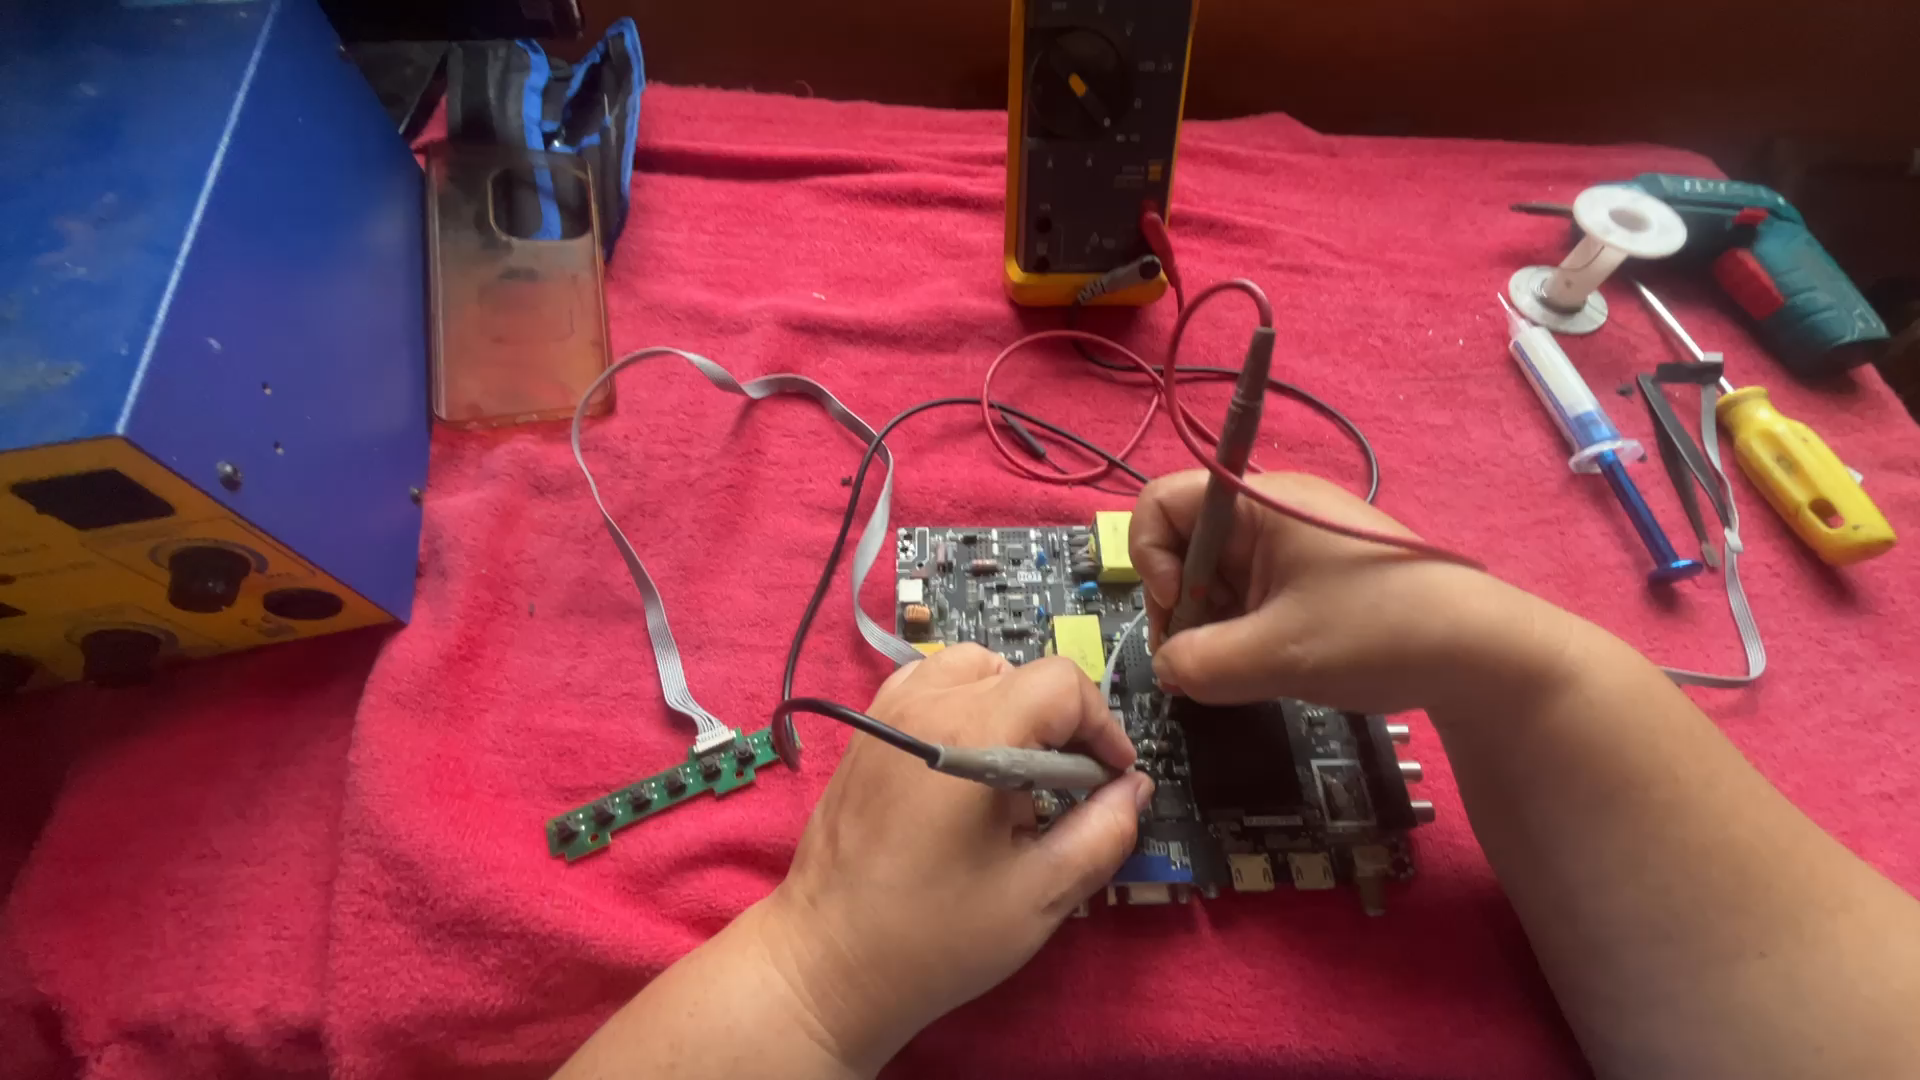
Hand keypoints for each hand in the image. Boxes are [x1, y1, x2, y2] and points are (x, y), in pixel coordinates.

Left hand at [757, 647, 1150, 1073]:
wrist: (827, 961)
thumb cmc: (935, 936)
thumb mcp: (1039, 894)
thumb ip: (1102, 832)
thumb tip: (1135, 787)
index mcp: (973, 735)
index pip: (1061, 683)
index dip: (1102, 724)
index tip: (1111, 775)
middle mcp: (928, 702)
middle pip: (1022, 672)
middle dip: (1061, 720)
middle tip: (1066, 782)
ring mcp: (890, 707)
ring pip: (976, 665)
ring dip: (1013, 702)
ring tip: (1016, 765)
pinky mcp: (869, 723)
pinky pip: (931, 680)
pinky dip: (964, 700)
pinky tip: (965, 756)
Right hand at [1129, 470, 1573, 714]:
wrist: (1487, 658)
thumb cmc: (1380, 633)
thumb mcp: (1277, 654)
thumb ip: (1198, 663)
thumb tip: (1165, 669)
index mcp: (1257, 502)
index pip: (1160, 502)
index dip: (1149, 555)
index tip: (1182, 606)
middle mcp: (1265, 513)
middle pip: (1182, 545)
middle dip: (1180, 603)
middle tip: (1199, 656)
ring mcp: (1286, 545)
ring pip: (1211, 577)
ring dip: (1210, 624)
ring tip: (1239, 666)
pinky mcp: (1302, 576)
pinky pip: (1242, 595)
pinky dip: (1237, 629)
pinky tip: (1262, 661)